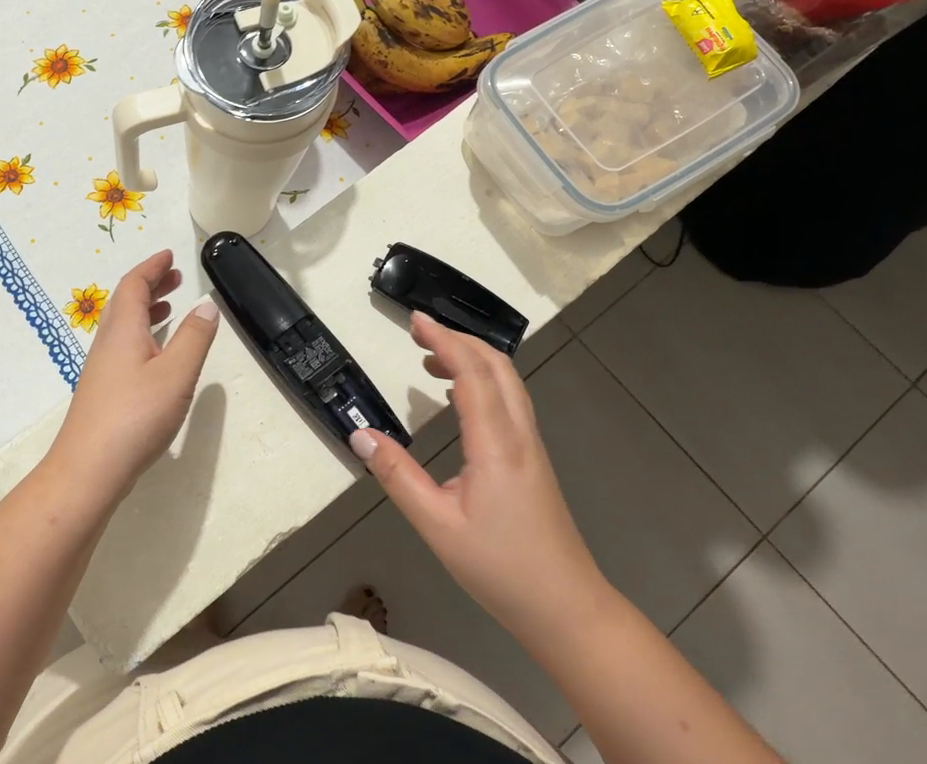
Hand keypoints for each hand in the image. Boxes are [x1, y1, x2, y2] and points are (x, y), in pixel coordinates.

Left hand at [45, 250, 219, 496]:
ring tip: (170, 309)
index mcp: (123, 331)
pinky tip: (157, 357)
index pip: (134, 285)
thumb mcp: (176, 374)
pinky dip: (142, 336)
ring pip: (124, 327)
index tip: (170, 255)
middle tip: (176, 278)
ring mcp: (102, 369)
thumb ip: (194, 338)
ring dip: (146, 311)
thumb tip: (207, 303)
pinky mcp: (104, 392)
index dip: (152, 267)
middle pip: (126, 303)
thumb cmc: (135, 417)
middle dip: (150, 286)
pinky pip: (123, 347)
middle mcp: (108, 343)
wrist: (89, 469)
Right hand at [350, 313, 606, 632]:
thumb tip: (360, 436)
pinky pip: (510, 402)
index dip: (444, 341)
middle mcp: (519, 435)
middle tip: (418, 331)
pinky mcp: (533, 460)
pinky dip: (483, 381)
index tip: (414, 321)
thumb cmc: (500, 567)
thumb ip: (398, 477)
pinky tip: (459, 397)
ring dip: (473, 358)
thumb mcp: (437, 526)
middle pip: (497, 366)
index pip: (472, 373)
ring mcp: (531, 446)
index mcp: (496, 445)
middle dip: (459, 339)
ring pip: (508, 382)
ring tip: (431, 358)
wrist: (565, 605)